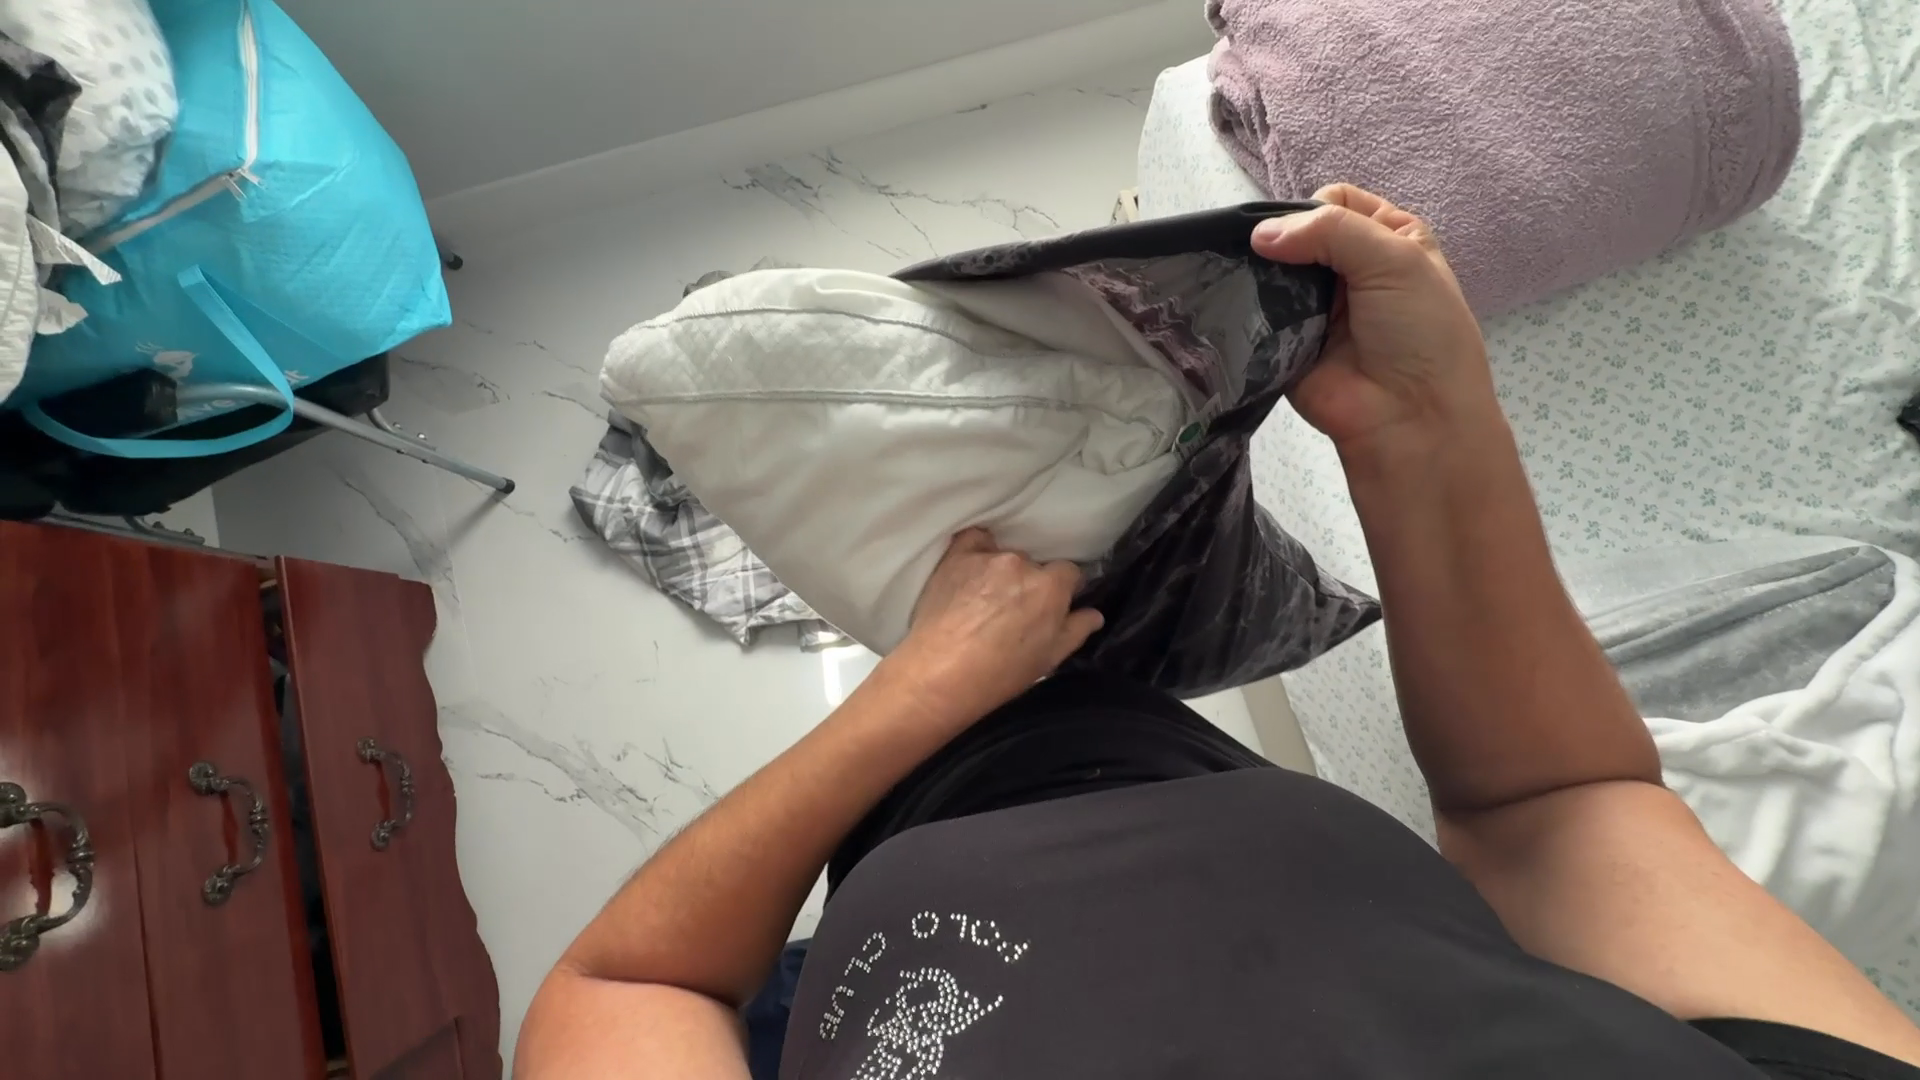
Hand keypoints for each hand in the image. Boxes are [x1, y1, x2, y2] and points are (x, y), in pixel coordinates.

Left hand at [879, 528, 1104, 726]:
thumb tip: (1093, 613)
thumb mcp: (1049, 659)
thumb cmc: (1000, 674)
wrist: (941, 674)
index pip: (1068, 573)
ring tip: (984, 600)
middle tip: (1012, 610)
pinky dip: (976, 549)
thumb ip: (1076, 630)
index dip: (1061, 590)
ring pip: (1004, 556)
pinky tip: (970, 570)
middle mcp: (1022, 563)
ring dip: (1001, 572)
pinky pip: (973, 539)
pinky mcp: (956, 556)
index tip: (1049, 607)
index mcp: (1051, 586)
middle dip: (1028, 583)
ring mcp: (987, 557)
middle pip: (1034, 565)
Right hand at [1253, 184, 1500, 451]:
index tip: (1300, 235)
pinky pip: (1256, 319)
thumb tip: (1258, 235)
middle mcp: (1347, 271)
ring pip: (1271, 277)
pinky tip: (1234, 311)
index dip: (1311, 211)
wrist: (1406, 416)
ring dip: (1258, 278)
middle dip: (1278, 245)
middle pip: (1296, 238)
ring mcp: (1311, 310)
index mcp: (1385, 239)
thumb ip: (1330, 231)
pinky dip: (1245, 313)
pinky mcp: (1282, 343)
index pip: (1333, 204)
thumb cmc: (1418, 331)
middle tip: (1260, 261)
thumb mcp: (1394, 260)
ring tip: (1241, 284)